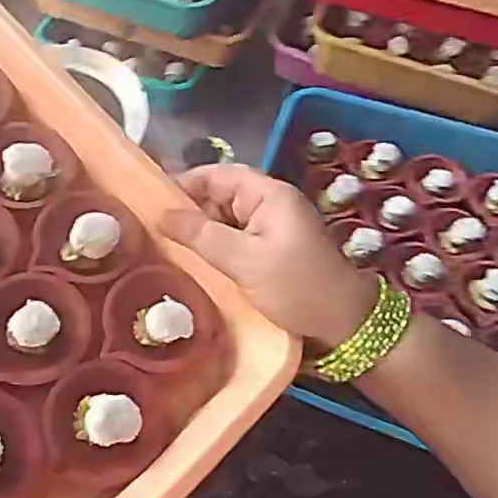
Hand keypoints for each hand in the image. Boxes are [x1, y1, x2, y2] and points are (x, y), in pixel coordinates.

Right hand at [161, 164, 375, 344]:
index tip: (154, 202)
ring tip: (170, 247)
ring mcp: (272, 227)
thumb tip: (162, 215)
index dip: (186, 182)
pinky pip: (236, 238)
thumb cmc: (296, 286)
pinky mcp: (271, 249)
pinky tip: (197, 262)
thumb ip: (201, 235)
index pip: (219, 174)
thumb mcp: (244, 261)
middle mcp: (270, 203)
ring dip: (201, 232)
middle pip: (221, 195)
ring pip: (225, 219)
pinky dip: (216, 247)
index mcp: (269, 194)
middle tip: (158, 232)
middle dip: (191, 211)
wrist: (343, 323)